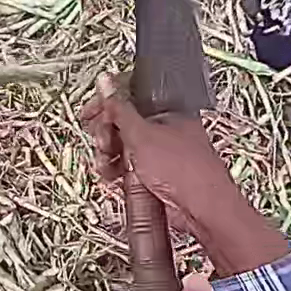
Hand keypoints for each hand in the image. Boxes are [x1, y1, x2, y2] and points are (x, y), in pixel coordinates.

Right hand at [79, 75, 288, 275]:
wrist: (201, 210)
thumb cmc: (185, 170)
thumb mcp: (142, 134)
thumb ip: (120, 109)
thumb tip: (105, 81)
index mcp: (166, 110)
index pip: (129, 97)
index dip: (106, 105)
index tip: (89, 115)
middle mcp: (162, 129)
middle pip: (121, 122)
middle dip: (106, 133)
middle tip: (104, 143)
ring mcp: (157, 152)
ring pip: (121, 146)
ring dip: (108, 155)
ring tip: (109, 164)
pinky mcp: (153, 174)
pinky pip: (126, 166)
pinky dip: (116, 170)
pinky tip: (114, 176)